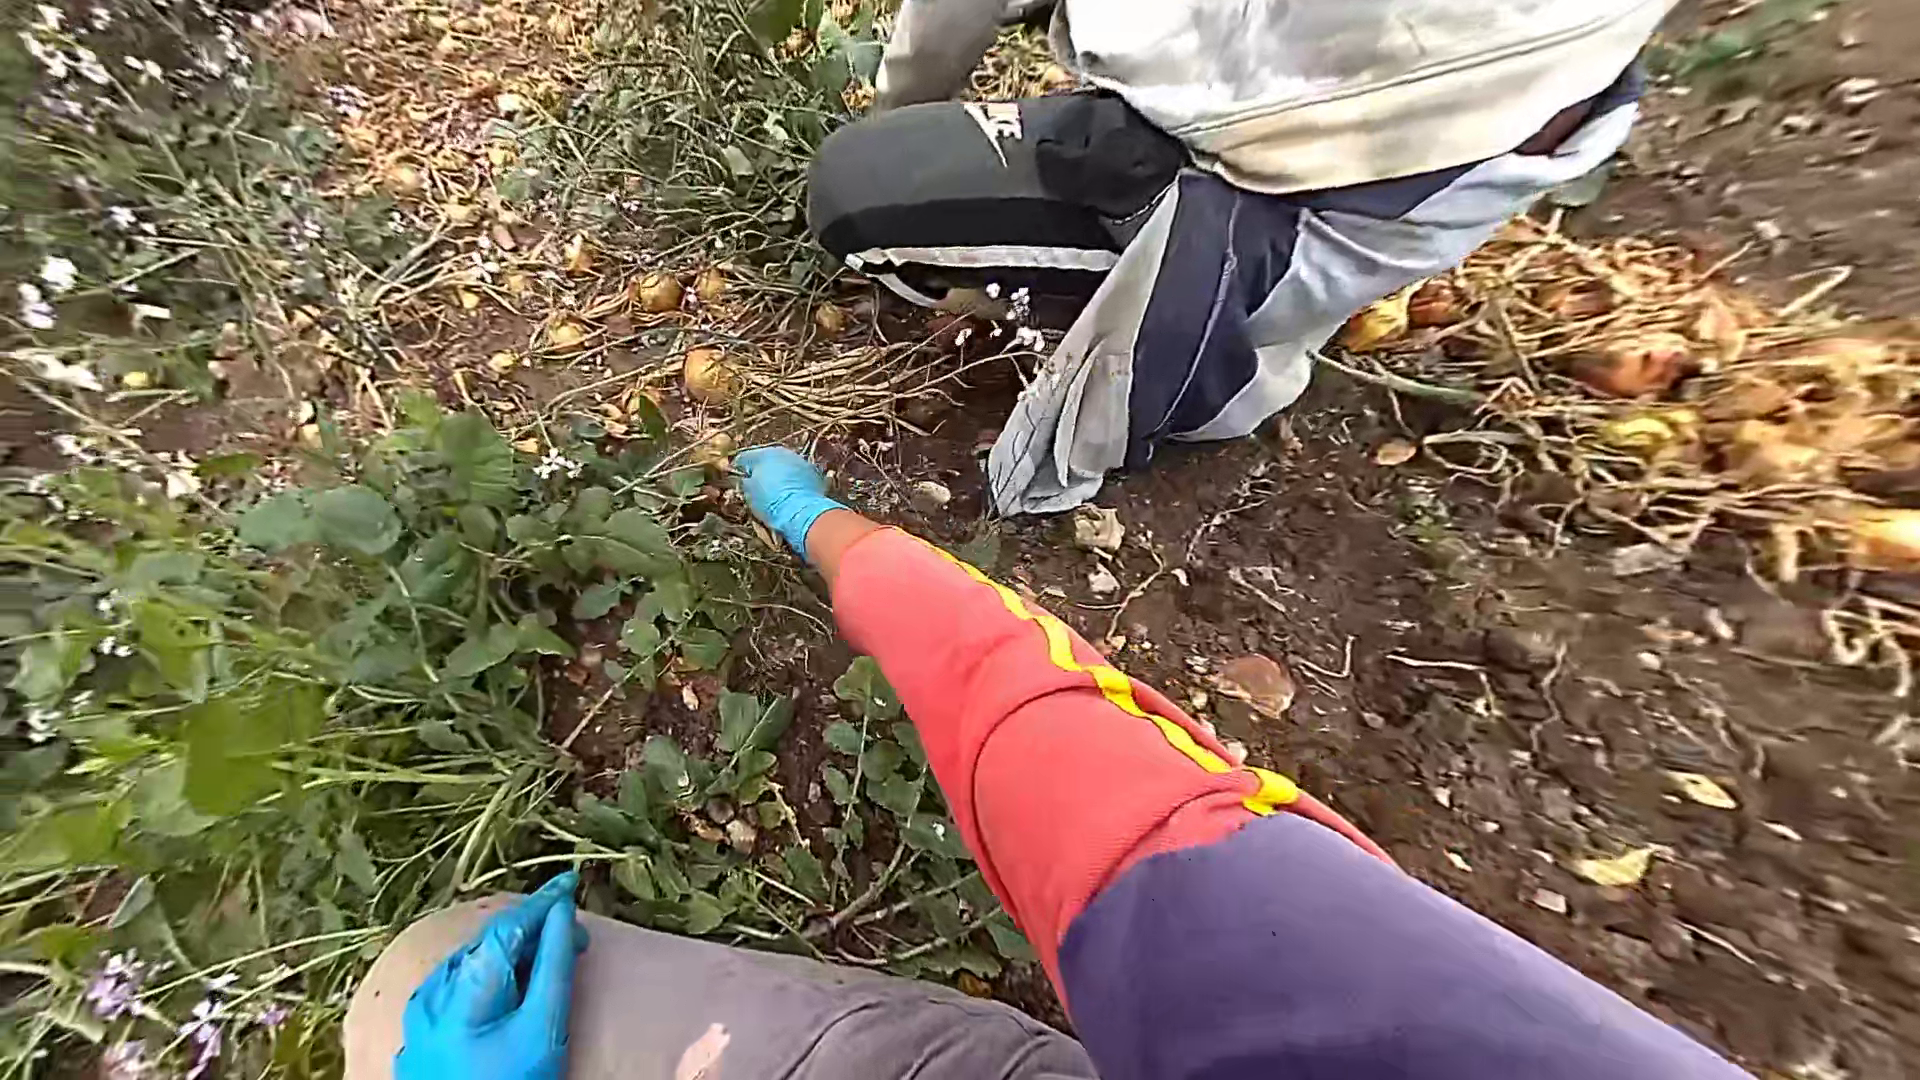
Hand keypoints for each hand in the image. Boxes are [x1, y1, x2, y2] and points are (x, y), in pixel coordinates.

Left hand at [395, 872, 585, 1079]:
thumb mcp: (545, 1024)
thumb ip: (554, 961)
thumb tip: (563, 909)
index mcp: (457, 992)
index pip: (508, 926)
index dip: (545, 900)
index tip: (574, 879)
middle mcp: (430, 996)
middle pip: (492, 940)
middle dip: (537, 928)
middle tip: (578, 939)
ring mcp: (420, 1016)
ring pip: (478, 958)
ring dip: (519, 948)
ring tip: (553, 960)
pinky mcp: (421, 1032)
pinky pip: (464, 981)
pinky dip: (498, 968)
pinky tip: (519, 981)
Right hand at [734, 446, 846, 558]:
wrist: (803, 513)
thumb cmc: (772, 503)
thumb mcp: (749, 494)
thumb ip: (745, 482)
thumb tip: (746, 479)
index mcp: (763, 454)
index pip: (745, 458)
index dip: (740, 470)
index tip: (739, 480)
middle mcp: (783, 453)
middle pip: (766, 460)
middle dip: (762, 471)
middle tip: (757, 486)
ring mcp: (800, 462)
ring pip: (784, 466)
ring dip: (779, 475)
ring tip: (775, 492)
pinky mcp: (814, 474)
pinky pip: (798, 475)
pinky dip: (793, 482)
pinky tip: (791, 494)